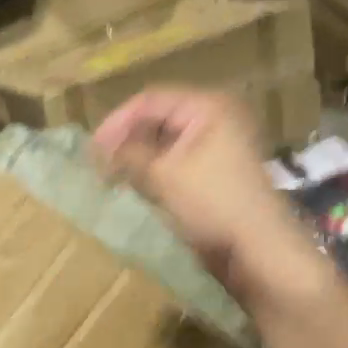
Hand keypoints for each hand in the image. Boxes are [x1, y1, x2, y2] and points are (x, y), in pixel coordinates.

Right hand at [92, 89, 325, 303]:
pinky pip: (176, 158)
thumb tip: (101, 149)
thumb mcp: (162, 174)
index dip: (116, 122)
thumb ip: (127, 154)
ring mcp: (219, 143)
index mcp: (208, 106)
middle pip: (157, 118)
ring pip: (165, 140)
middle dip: (126, 139)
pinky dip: (153, 168)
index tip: (91, 148)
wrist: (257, 246)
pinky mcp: (216, 168)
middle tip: (99, 162)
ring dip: (137, 155)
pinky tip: (135, 184)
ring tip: (111, 174)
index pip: (149, 100)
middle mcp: (216, 117)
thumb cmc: (211, 202)